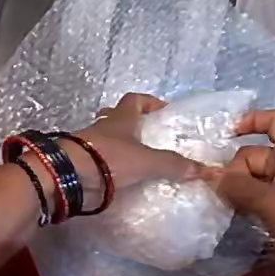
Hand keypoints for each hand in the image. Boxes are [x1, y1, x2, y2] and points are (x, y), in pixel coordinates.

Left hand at [65, 93, 203, 192]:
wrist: (68, 174)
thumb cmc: (109, 158)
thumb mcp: (146, 161)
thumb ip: (173, 165)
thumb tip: (206, 170)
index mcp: (121, 119)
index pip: (135, 100)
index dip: (149, 102)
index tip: (161, 109)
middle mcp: (102, 127)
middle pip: (115, 118)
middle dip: (128, 123)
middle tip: (142, 134)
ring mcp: (85, 144)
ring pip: (102, 138)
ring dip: (114, 145)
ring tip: (130, 158)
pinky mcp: (77, 163)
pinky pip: (94, 159)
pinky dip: (104, 164)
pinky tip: (113, 175)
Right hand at [214, 109, 274, 252]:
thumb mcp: (269, 201)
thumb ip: (237, 187)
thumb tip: (210, 176)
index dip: (253, 120)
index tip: (230, 134)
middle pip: (256, 154)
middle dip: (236, 170)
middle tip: (224, 193)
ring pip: (256, 176)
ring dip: (239, 187)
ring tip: (228, 204)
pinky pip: (262, 193)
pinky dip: (248, 199)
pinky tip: (239, 212)